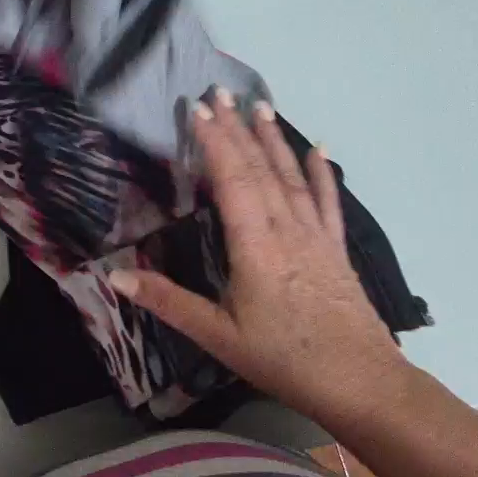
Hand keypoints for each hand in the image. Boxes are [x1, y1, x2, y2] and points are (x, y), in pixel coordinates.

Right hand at [110, 91, 411, 424]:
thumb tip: (114, 276)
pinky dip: (321, 173)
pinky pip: (327, 201)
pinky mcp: (336, 249)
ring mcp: (316, 236)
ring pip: (291, 177)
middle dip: (237, 129)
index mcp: (255, 245)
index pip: (232, 180)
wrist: (363, 385)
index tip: (197, 109)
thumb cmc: (284, 359)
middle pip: (259, 169)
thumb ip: (168, 302)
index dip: (215, 142)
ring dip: (273, 140)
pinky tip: (319, 149)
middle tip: (220, 92)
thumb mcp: (218, 336)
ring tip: (260, 106)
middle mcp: (287, 229)